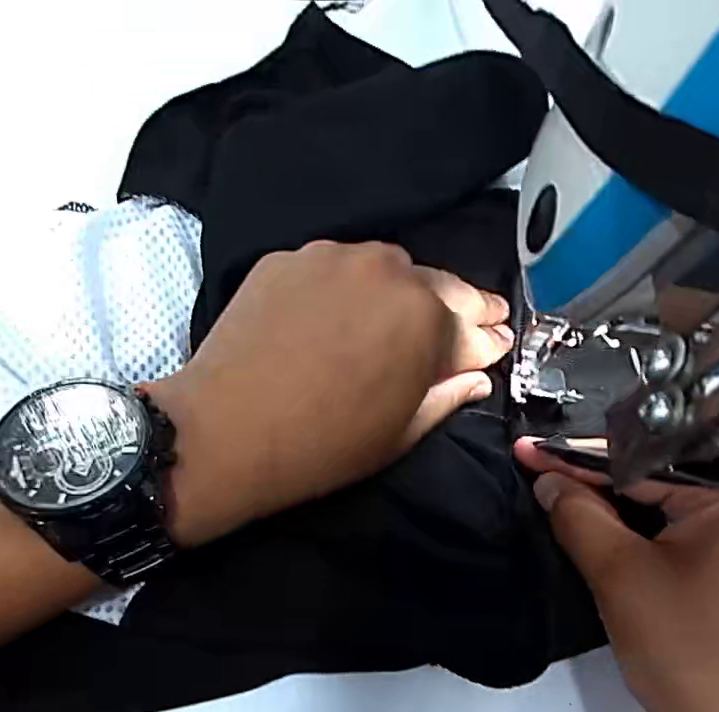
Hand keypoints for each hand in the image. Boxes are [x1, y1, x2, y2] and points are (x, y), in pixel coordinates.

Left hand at [146, 241, 510, 544]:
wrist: (225, 432)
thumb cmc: (323, 447)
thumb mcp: (398, 434)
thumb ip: (445, 397)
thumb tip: (475, 376)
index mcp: (426, 319)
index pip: (473, 329)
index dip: (486, 343)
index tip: (493, 347)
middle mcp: (387, 271)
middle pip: (437, 287)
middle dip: (459, 308)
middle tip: (469, 323)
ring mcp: (332, 257)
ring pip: (386, 268)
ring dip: (400, 292)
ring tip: (398, 318)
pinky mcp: (287, 259)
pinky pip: (334, 269)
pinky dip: (346, 289)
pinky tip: (337, 316)